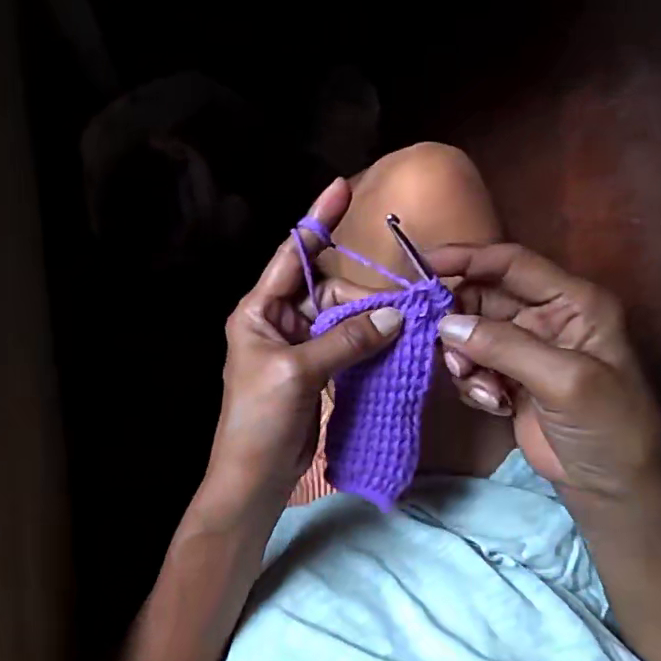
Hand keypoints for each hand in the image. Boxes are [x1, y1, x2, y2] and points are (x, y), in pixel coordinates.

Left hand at [205, 178, 403, 514]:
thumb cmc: (260, 418)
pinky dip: (368, 343)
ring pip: (341, 318)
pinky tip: (394, 342)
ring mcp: (296, 348)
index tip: (342, 186)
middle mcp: (275, 322)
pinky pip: (346, 345)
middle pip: (325, 288)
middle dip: (362, 291)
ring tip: (406, 322)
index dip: (316, 222)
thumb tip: (396, 315)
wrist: (254, 474)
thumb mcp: (298, 372)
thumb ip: (346, 341)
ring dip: (371, 319)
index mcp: (257, 312)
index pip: (290, 256)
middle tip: (403, 301)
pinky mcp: (314, 372)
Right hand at [426, 242, 660, 502]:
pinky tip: (492, 404)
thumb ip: (505, 346)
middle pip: (480, 299)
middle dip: (458, 323)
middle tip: (450, 354)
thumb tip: (445, 324)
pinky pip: (470, 366)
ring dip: (463, 360)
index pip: (511, 263)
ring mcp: (524, 350)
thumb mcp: (563, 379)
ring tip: (480, 388)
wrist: (613, 485)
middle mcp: (545, 318)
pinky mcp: (507, 378)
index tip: (422, 264)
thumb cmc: (608, 425)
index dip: (467, 258)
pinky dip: (471, 383)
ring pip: (468, 335)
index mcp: (572, 302)